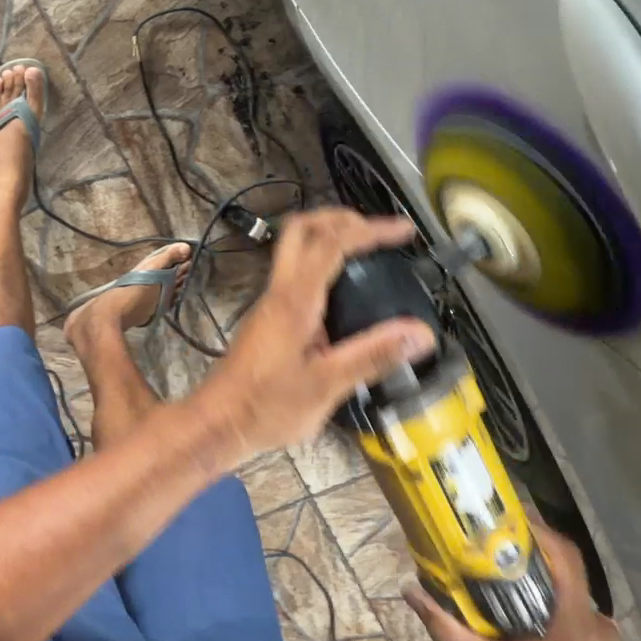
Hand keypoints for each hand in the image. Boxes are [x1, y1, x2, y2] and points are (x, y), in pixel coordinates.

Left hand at [185, 208, 436, 462]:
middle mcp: (278, 292)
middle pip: (302, 230)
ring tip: (370, 253)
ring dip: (330, 238)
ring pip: (295, 249)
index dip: (369, 230)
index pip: (331, 244)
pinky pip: (296, 274)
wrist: (219, 422)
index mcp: (294, 301)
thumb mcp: (327, 386)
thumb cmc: (267, 407)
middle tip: (378, 231)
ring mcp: (269, 303)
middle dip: (341, 219)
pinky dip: (323, 264)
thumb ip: (373, 356)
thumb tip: (422, 333)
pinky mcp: (269, 318)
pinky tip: (347, 292)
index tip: (403, 230)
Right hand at [404, 525, 622, 640]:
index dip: (537, 529)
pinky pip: (577, 618)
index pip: (565, 555)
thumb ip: (449, 631)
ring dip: (540, 583)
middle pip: (566, 572)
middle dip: (529, 556)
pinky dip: (551, 607)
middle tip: (491, 547)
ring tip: (502, 580)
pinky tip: (524, 620)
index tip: (503, 516)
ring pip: (571, 596)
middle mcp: (599, 624)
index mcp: (578, 620)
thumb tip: (409, 592)